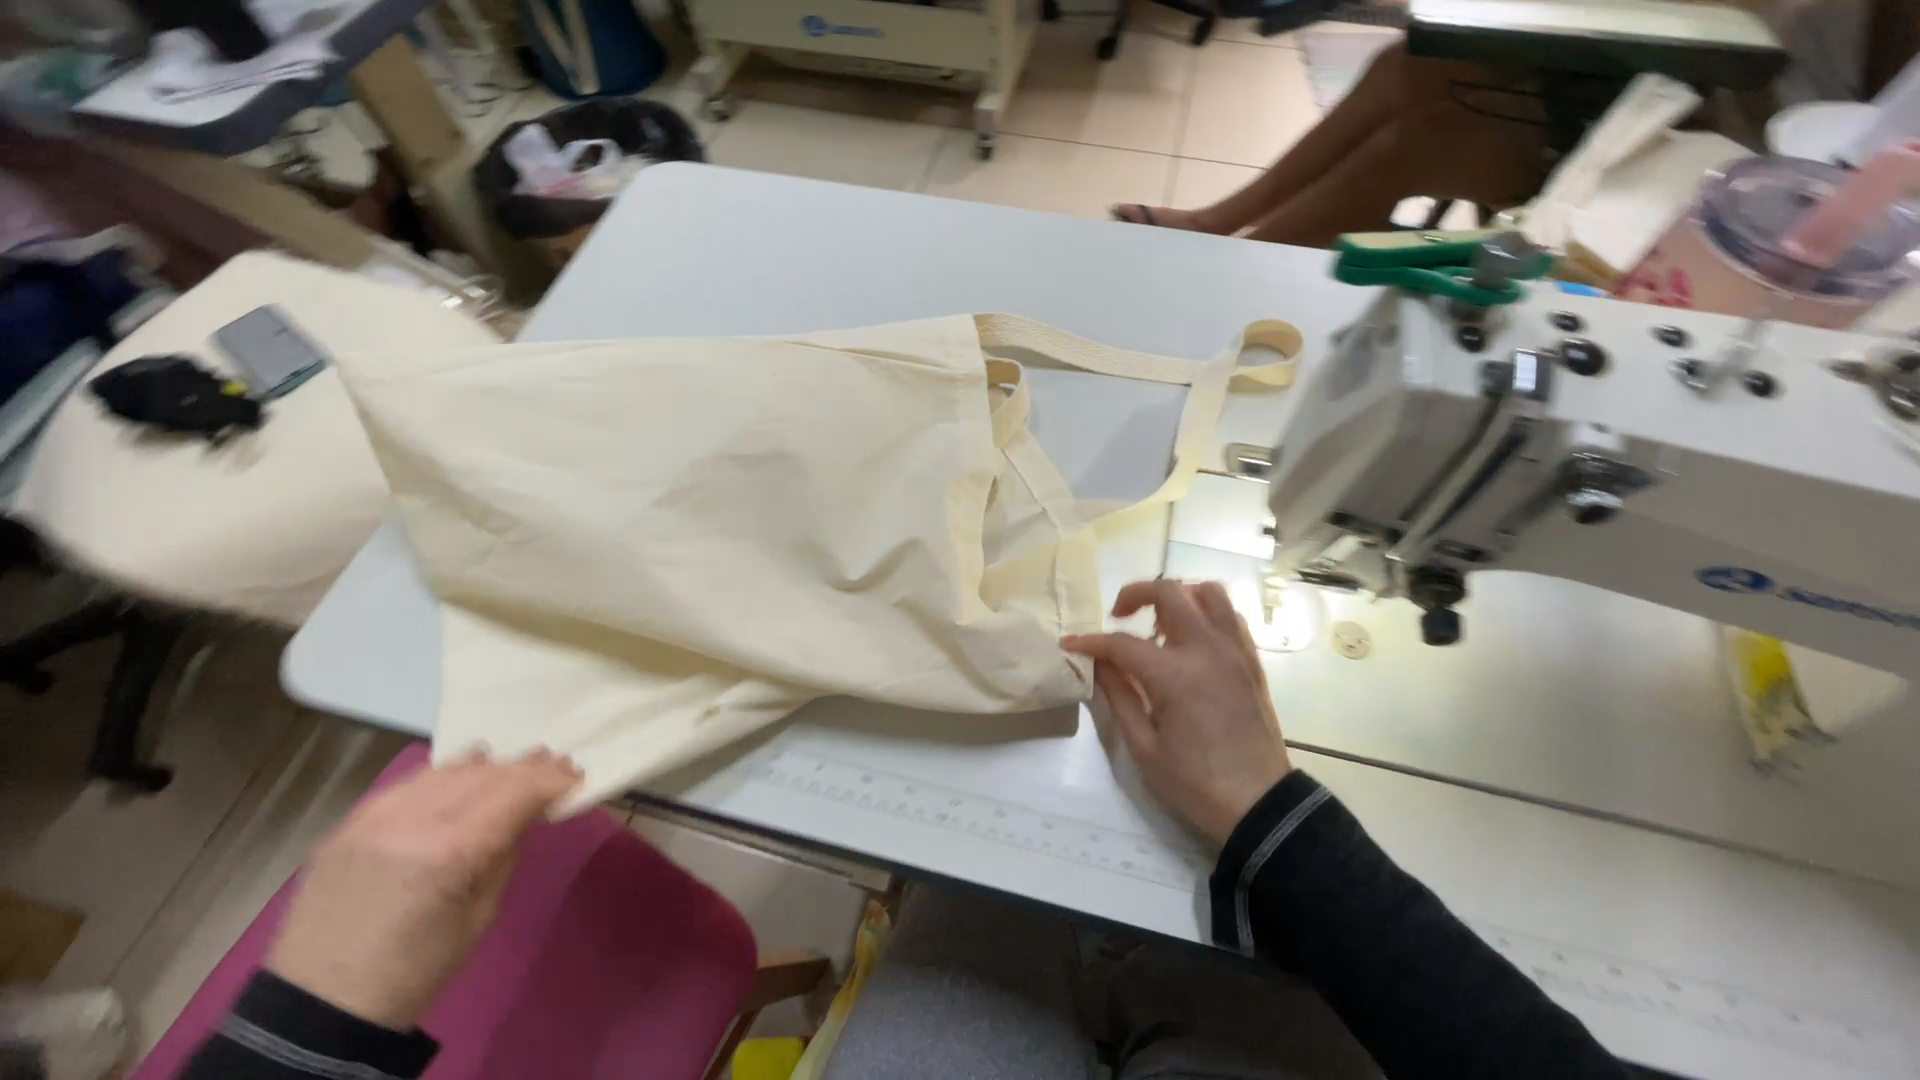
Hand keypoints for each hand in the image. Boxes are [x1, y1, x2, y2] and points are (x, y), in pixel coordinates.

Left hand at [267, 750, 582, 1029]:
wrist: (320, 1007)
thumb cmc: (417, 969)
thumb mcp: (480, 913)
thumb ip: (503, 851)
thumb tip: (524, 813)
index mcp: (449, 853)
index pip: (515, 793)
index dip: (552, 780)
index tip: (577, 777)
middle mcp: (411, 822)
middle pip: (485, 774)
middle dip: (526, 767)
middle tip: (558, 763)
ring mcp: (374, 818)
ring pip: (446, 770)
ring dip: (488, 765)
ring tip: (515, 765)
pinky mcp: (349, 823)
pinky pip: (409, 783)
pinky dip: (445, 773)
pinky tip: (465, 770)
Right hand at [1063, 580, 1290, 846]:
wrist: (1258, 803)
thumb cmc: (1194, 782)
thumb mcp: (1143, 747)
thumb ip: (1118, 696)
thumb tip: (1098, 664)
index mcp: (1175, 674)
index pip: (1122, 643)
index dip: (1090, 642)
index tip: (1069, 644)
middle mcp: (1207, 649)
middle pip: (1169, 592)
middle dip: (1134, 594)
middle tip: (1118, 616)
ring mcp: (1234, 650)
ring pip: (1207, 592)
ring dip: (1177, 596)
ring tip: (1158, 622)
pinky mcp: (1250, 660)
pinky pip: (1229, 615)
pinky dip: (1205, 612)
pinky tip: (1189, 637)